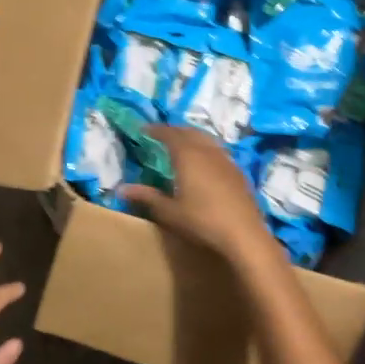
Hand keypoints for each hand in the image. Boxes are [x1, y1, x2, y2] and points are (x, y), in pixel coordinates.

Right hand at [120, 125, 275, 262]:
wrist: (244, 235)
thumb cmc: (202, 221)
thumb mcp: (169, 212)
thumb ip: (146, 197)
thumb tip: (121, 189)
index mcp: (188, 156)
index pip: (170, 134)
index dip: (157, 129)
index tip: (145, 129)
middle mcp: (207, 152)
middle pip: (190, 132)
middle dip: (175, 130)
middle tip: (162, 133)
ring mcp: (226, 161)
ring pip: (207, 139)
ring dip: (192, 136)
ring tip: (183, 143)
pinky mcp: (238, 172)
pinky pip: (218, 151)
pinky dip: (206, 148)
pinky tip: (205, 161)